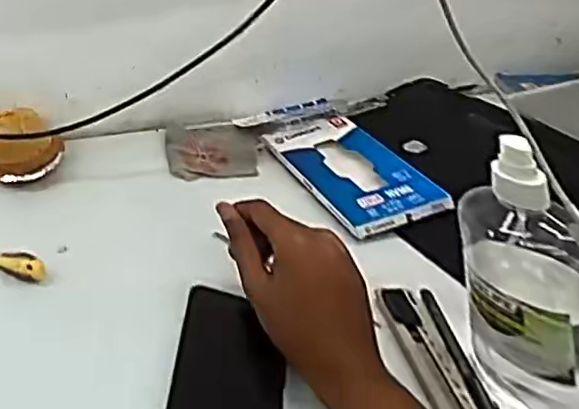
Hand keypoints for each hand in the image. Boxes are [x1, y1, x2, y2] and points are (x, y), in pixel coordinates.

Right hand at [219, 200, 412, 408]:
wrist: (346, 369)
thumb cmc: (305, 335)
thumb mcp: (256, 283)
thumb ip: (239, 240)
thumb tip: (228, 212)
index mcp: (297, 240)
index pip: (259, 208)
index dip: (238, 212)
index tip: (229, 220)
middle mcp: (323, 242)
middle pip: (279, 221)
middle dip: (259, 234)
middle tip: (246, 256)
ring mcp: (340, 255)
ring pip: (297, 234)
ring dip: (280, 245)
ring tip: (271, 276)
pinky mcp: (351, 268)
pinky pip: (317, 248)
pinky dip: (301, 256)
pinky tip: (294, 283)